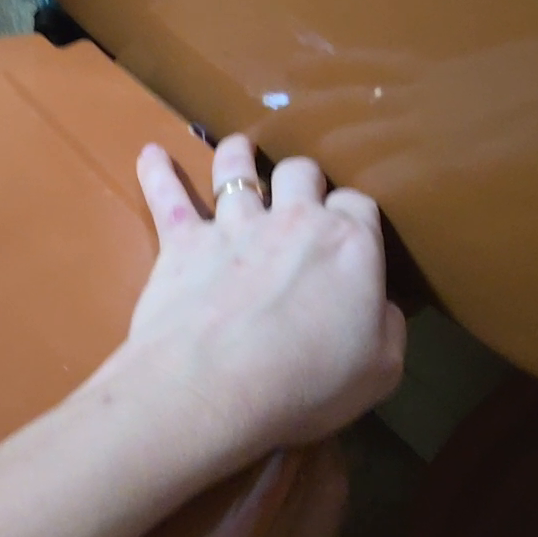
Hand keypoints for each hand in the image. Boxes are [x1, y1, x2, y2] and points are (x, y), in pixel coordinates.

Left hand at [113, 134, 405, 458]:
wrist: (214, 387)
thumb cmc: (305, 385)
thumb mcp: (380, 370)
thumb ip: (387, 328)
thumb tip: (382, 307)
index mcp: (349, 245)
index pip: (359, 205)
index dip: (353, 215)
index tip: (349, 230)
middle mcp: (293, 220)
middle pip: (301, 172)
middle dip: (302, 177)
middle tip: (297, 190)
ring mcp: (233, 225)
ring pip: (236, 168)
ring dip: (238, 155)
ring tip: (238, 149)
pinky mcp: (181, 241)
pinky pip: (166, 195)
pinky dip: (156, 172)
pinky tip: (150, 155)